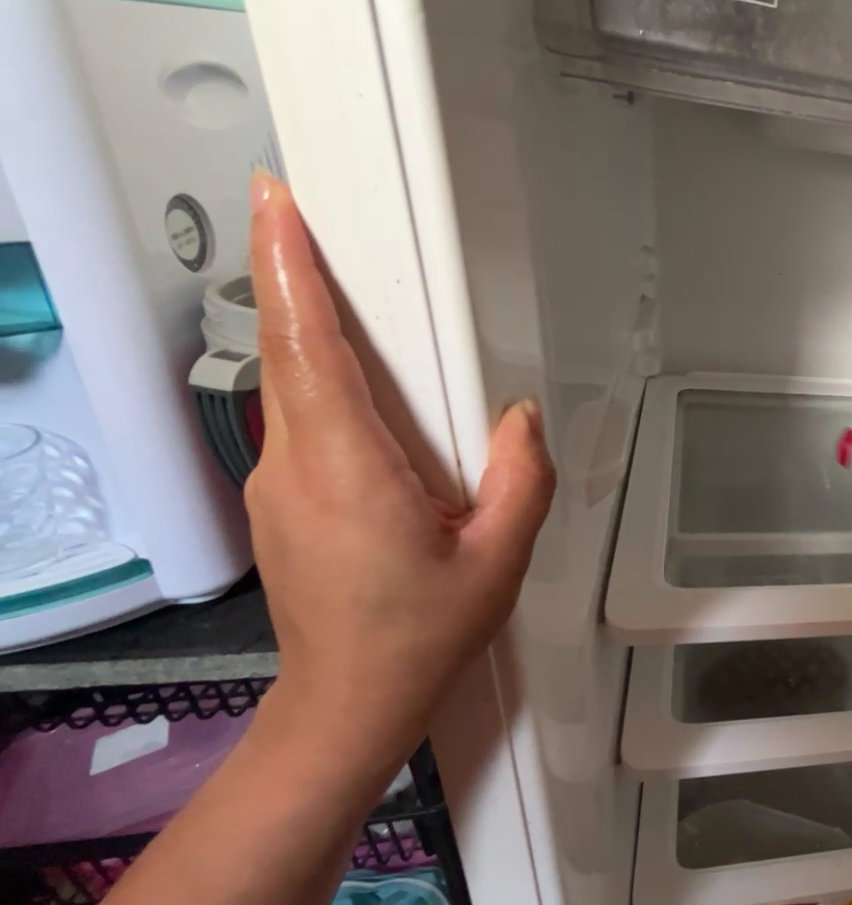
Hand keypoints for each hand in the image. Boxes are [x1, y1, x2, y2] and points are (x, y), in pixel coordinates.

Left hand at [243, 171, 554, 774]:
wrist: (352, 698)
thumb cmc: (422, 634)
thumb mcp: (499, 558)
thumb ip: (521, 479)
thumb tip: (521, 417)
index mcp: (350, 470)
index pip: (306, 349)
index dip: (289, 271)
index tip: (276, 205)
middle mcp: (296, 466)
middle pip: (293, 356)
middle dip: (298, 285)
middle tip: (314, 227)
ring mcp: (277, 484)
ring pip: (296, 390)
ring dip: (319, 342)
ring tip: (369, 320)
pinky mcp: (282, 500)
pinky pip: (304, 426)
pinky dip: (328, 393)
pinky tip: (379, 412)